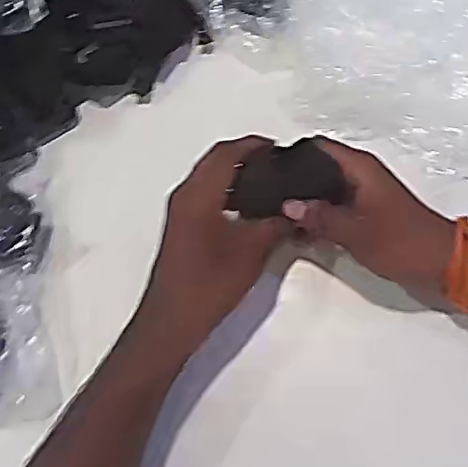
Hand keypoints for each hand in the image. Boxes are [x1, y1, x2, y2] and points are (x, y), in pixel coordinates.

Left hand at [131, 136, 295, 352]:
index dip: (253, 145)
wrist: (172, 321)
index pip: (226, 153)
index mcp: (198, 194)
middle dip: (245, 155)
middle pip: (216, 160)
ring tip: (267, 182)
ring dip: (236, 172)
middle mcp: (185, 195)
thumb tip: (294, 211)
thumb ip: (276, 225)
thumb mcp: (251, 252)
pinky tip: (249, 207)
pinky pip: (206, 192)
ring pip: (210, 176)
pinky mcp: (182, 224)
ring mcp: (180, 210)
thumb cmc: (208, 286)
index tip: (277, 147)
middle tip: (275, 162)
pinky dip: (227, 189)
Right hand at [284, 138, 454, 295]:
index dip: (292, 154)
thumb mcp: (354, 232)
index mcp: (359, 167)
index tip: (269, 168)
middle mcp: (360, 173)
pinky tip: (302, 230)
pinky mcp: (367, 211)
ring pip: (325, 187)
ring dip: (306, 199)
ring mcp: (364, 192)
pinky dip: (319, 213)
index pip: (317, 146)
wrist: (442, 264)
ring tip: (279, 214)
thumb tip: (287, 206)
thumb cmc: (402, 242)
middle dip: (294, 179)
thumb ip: (319, 217)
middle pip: (318, 166)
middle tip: (268, 194)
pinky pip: (335, 204)